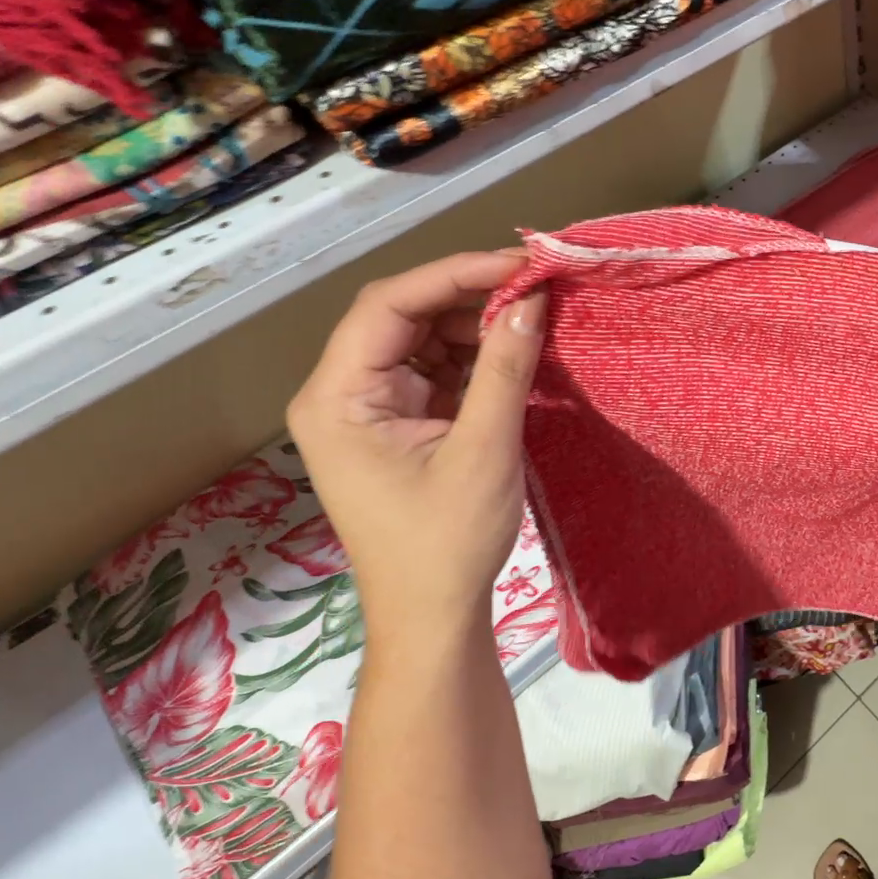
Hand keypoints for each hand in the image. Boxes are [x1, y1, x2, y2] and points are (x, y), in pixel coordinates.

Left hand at [287, 252, 545, 644]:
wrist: (434, 613)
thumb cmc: (449, 540)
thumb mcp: (484, 451)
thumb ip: (504, 370)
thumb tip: (531, 301)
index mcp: (339, 398)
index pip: (387, 306)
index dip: (454, 274)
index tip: (520, 265)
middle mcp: (345, 394)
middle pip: (404, 317)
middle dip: (470, 297)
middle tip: (538, 289)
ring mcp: (374, 409)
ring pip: (424, 341)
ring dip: (478, 326)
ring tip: (536, 318)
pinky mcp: (403, 425)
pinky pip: (440, 372)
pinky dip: (479, 359)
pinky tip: (518, 351)